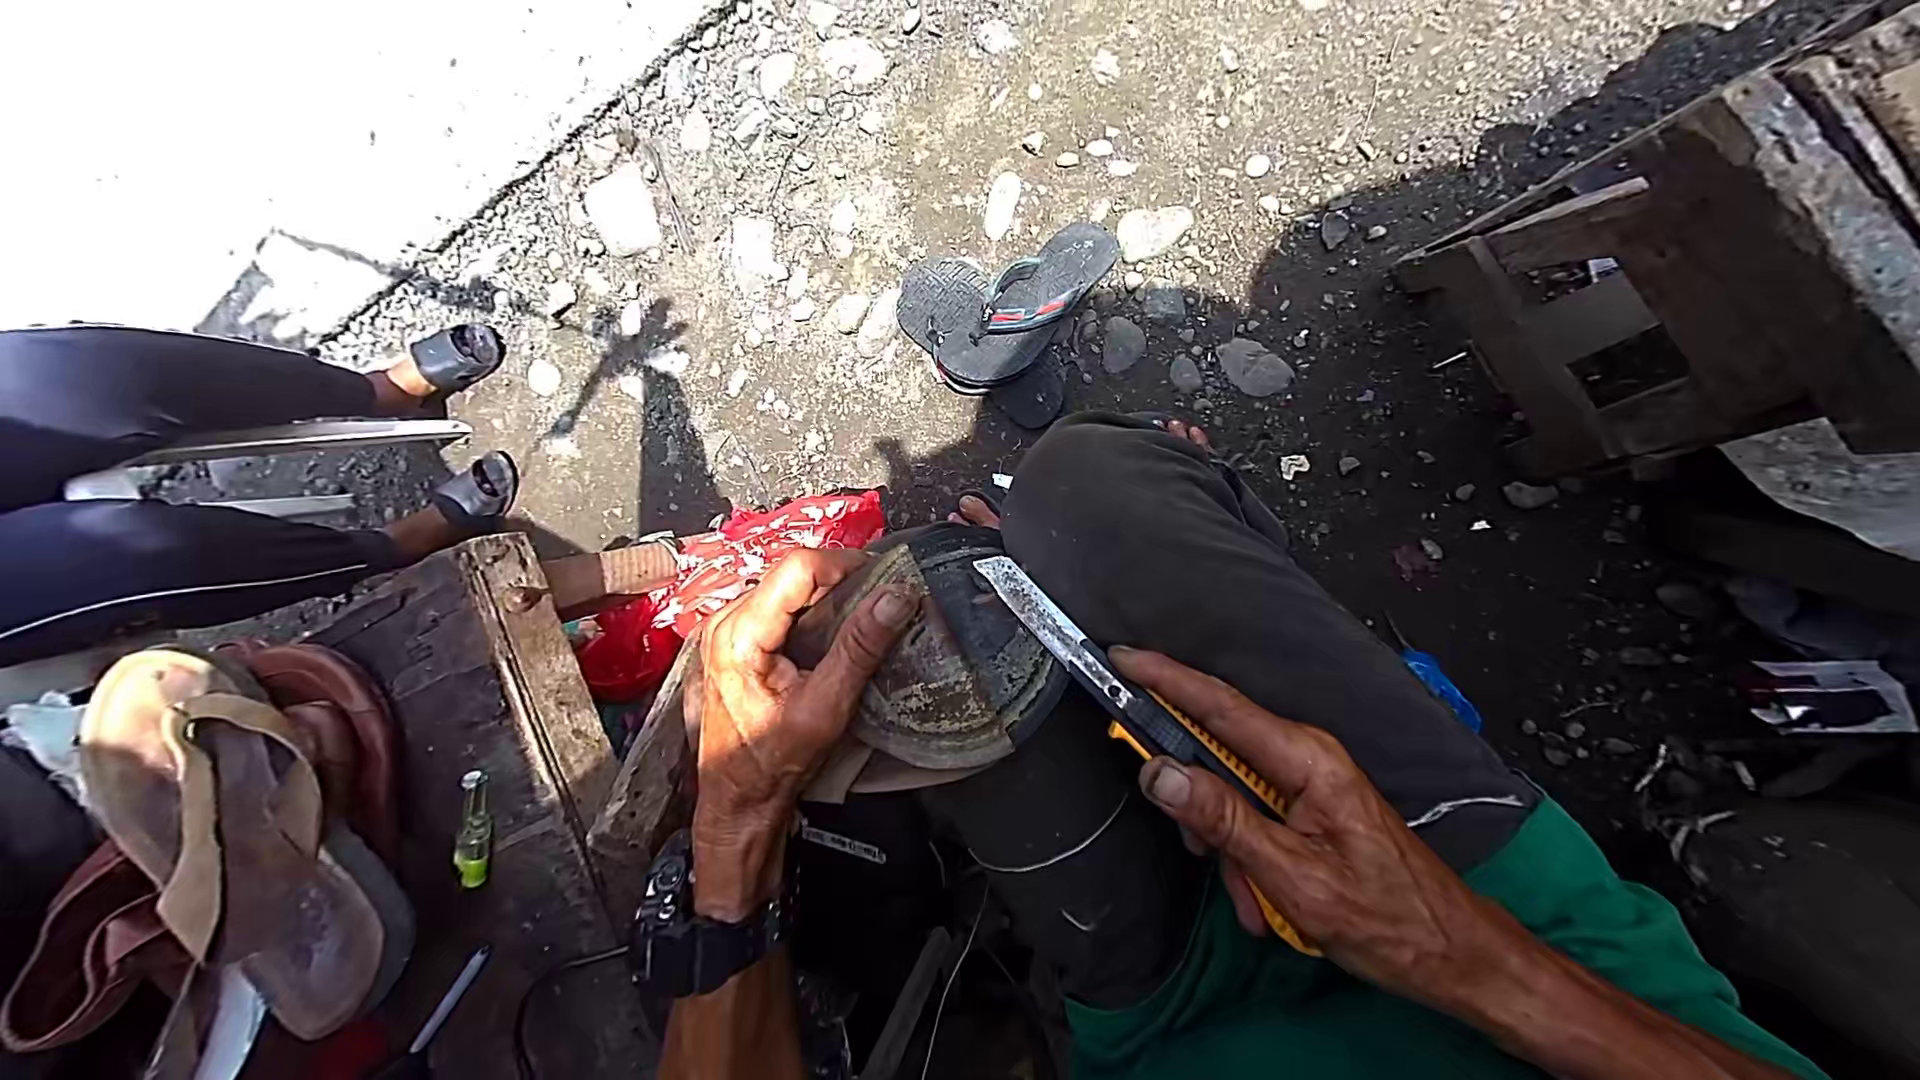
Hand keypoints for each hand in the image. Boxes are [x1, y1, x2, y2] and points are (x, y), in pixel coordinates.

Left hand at [690, 549, 918, 920]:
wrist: (737, 797)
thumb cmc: (770, 763)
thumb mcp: (826, 707)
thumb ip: (860, 648)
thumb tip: (894, 598)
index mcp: (739, 634)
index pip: (799, 567)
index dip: (846, 564)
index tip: (881, 577)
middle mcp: (724, 622)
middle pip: (793, 571)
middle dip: (841, 578)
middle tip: (878, 596)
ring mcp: (726, 627)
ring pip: (788, 584)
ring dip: (829, 593)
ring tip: (861, 612)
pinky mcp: (735, 636)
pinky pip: (780, 602)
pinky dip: (813, 608)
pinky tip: (834, 629)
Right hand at [1111, 647, 1536, 1013]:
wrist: (1460, 957)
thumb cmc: (1389, 920)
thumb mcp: (1294, 878)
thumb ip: (1222, 820)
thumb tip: (1158, 772)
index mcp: (1303, 757)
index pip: (1217, 704)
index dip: (1164, 676)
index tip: (1120, 658)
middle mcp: (1301, 753)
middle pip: (1214, 746)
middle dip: (1192, 795)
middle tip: (1194, 845)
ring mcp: (1303, 775)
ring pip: (1226, 785)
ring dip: (1221, 838)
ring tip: (1249, 896)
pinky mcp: (1302, 798)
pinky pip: (1247, 807)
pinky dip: (1241, 849)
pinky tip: (1261, 895)